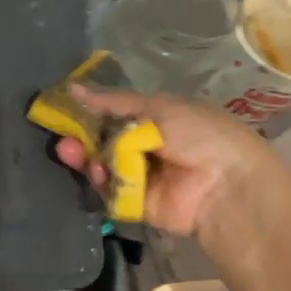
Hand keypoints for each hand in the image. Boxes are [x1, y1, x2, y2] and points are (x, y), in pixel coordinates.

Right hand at [53, 85, 280, 238]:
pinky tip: (96, 172)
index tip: (65, 108)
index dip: (90, 111)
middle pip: (103, 140)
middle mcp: (148, 147)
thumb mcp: (159, 108)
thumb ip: (114, 101)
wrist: (227, 186)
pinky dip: (99, 180)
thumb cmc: (200, 136)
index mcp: (159, 120)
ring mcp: (141, 175)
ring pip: (101, 164)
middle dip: (82, 138)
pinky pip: (108, 189)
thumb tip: (72, 88)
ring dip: (86, 157)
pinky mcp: (135, 202)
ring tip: (71, 152)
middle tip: (64, 137)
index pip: (115, 113)